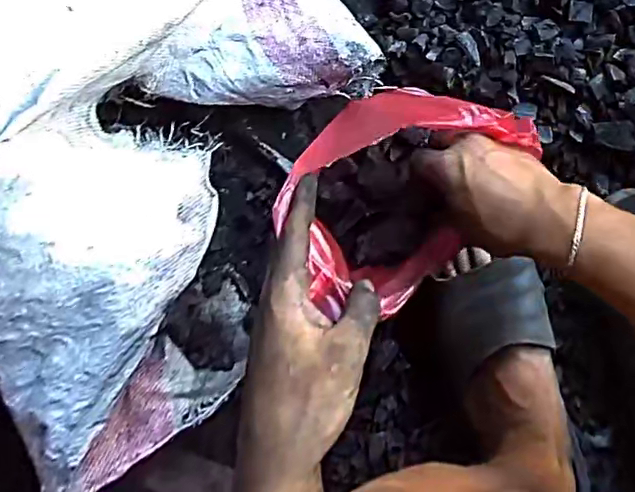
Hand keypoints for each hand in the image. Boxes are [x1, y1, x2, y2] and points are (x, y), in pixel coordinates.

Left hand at [235, 175, 379, 491]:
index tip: (312, 175)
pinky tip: (329, 277)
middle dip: (302, 218)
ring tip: (330, 223)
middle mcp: (272, 304)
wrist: (276, 459)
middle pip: (285, 250)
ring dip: (306, 245)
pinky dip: (310, 271)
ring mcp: (272, 324)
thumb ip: (358, 308)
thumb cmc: (309, 401)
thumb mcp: (346, 351)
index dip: (303, 204)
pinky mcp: (278, 341)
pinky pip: (294, 290)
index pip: (292, 237)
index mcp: (283, 298)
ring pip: (289, 271)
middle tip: (325, 191)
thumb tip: (362, 284)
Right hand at [414, 134, 581, 265]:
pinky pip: (484, 145)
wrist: (549, 214)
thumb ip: (441, 210)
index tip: (418, 185)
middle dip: (436, 158)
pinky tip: (485, 173)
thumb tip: (434, 206)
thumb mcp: (462, 227)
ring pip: (462, 141)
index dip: (414, 174)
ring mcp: (488, 139)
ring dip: (458, 155)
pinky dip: (479, 156)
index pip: (417, 159)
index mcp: (448, 163)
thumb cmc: (504, 226)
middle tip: (437, 178)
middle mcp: (466, 143)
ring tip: (462, 176)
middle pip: (439, 142)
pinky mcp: (508, 142)